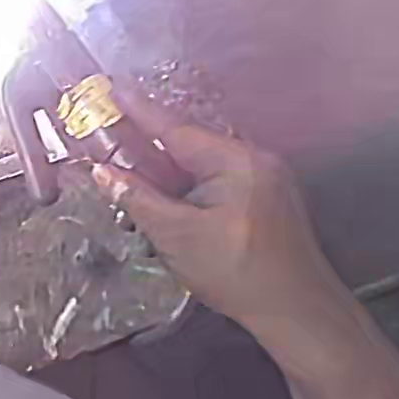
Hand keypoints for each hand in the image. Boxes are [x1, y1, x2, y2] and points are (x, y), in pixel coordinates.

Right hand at [90, 116, 348, 338]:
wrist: (297, 311)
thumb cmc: (235, 270)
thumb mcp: (176, 234)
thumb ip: (137, 198)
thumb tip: (101, 171)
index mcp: (236, 162)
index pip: (176, 129)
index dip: (139, 109)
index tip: (111, 86)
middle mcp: (253, 161)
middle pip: (187, 143)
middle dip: (145, 137)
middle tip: (108, 126)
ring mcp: (261, 180)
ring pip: (197, 163)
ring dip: (160, 163)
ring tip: (123, 160)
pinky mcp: (259, 200)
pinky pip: (209, 178)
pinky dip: (178, 180)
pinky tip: (157, 190)